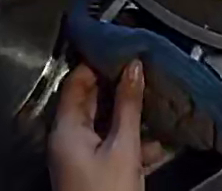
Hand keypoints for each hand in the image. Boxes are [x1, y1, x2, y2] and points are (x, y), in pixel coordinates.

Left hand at [48, 62, 165, 190]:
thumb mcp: (123, 147)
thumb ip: (128, 104)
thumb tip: (133, 66)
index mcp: (66, 129)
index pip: (77, 79)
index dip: (98, 61)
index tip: (121, 48)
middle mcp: (67, 139)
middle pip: (91, 99)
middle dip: (118, 86)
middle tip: (141, 69)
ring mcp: (79, 158)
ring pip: (104, 122)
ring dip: (128, 113)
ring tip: (153, 99)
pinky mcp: (92, 174)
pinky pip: (110, 143)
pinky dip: (130, 137)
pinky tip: (154, 138)